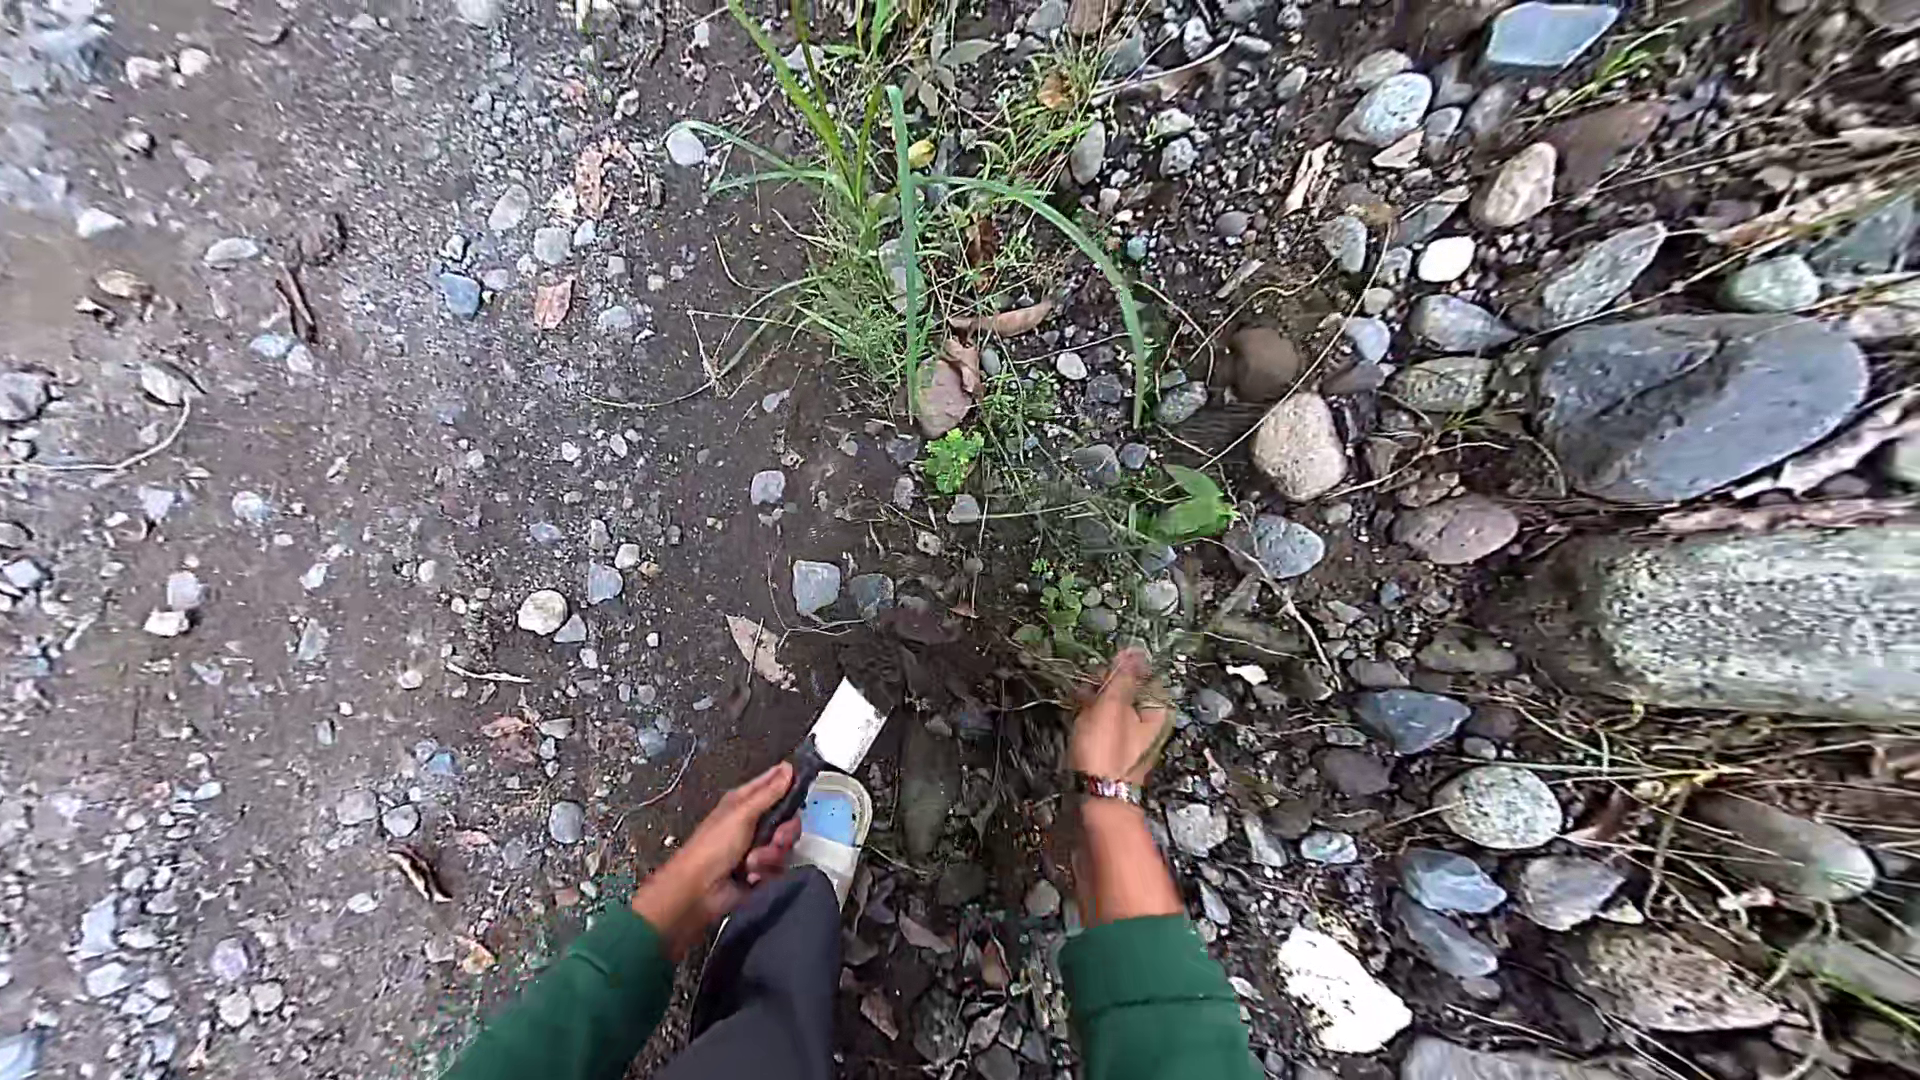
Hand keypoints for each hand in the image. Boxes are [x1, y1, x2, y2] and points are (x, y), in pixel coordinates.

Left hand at [630, 761, 801, 961]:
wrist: (697, 894)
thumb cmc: (714, 846)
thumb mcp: (742, 813)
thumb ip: (769, 792)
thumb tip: (788, 768)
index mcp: (745, 801)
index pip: (773, 783)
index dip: (788, 782)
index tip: (803, 785)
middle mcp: (753, 821)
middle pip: (787, 817)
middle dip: (784, 831)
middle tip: (776, 838)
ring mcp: (757, 846)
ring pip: (785, 843)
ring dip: (771, 855)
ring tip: (753, 863)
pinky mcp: (760, 868)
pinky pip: (778, 865)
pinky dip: (766, 871)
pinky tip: (751, 876)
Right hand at [1069, 647, 1169, 783]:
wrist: (1096, 798)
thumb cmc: (1106, 754)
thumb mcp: (1112, 706)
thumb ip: (1124, 676)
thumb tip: (1137, 650)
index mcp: (1157, 711)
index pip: (1144, 675)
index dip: (1122, 668)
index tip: (1104, 667)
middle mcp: (1149, 723)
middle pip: (1129, 690)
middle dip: (1106, 684)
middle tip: (1088, 685)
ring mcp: (1131, 736)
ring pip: (1113, 705)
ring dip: (1095, 699)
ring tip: (1078, 700)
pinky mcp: (1114, 747)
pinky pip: (1104, 722)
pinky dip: (1091, 716)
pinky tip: (1078, 715)